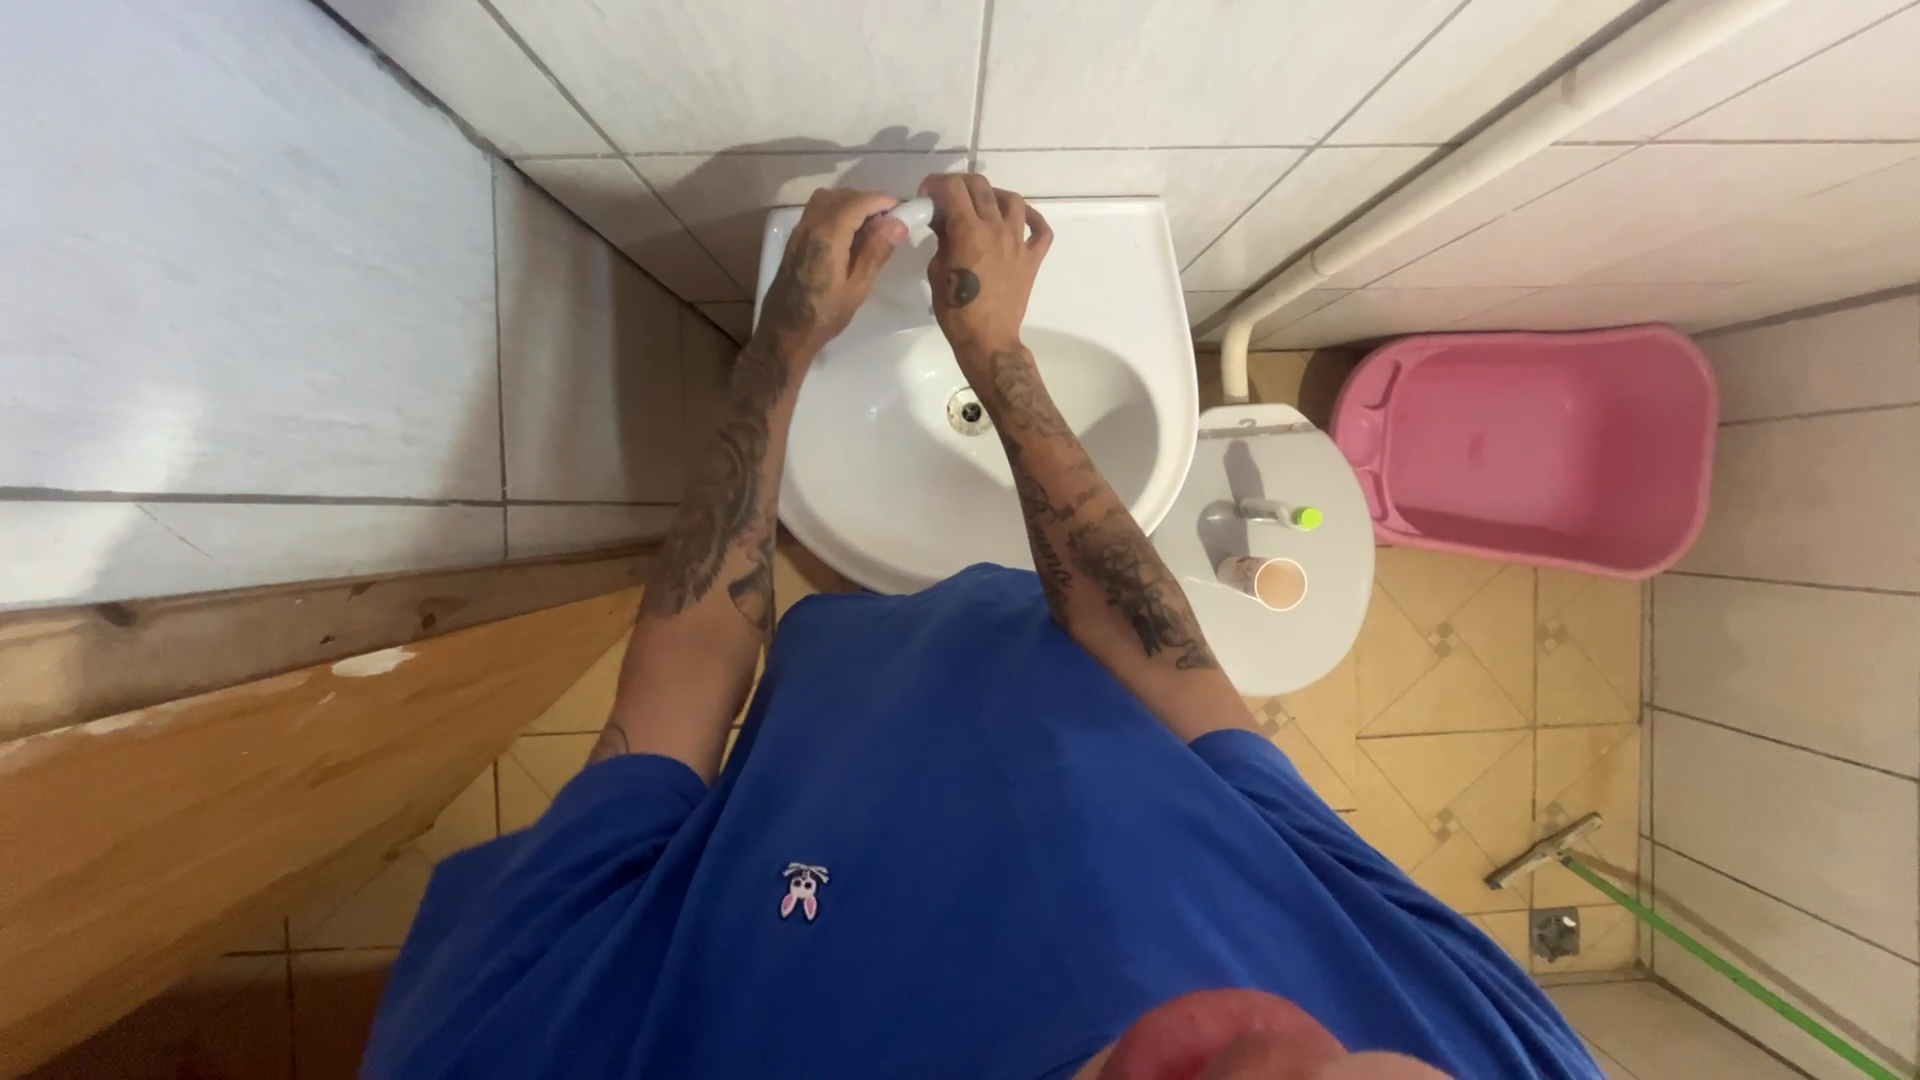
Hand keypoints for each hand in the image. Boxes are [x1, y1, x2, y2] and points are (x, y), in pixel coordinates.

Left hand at [753, 188, 906, 359]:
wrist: (785, 331)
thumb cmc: (825, 315)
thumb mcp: (857, 288)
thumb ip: (876, 252)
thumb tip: (898, 224)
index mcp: (828, 236)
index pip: (858, 203)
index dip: (882, 201)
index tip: (902, 208)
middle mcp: (811, 225)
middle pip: (843, 197)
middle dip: (869, 202)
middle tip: (890, 221)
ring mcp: (800, 230)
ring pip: (828, 200)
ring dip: (851, 205)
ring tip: (870, 227)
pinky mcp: (795, 239)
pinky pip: (818, 211)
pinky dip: (837, 212)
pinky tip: (850, 235)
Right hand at [920, 174, 1052, 373]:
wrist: (988, 340)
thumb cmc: (957, 312)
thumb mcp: (937, 273)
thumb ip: (941, 241)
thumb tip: (943, 222)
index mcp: (968, 232)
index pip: (953, 188)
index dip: (936, 184)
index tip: (928, 196)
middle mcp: (996, 229)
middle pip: (981, 186)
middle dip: (960, 185)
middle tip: (950, 199)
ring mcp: (1018, 243)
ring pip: (1012, 200)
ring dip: (994, 196)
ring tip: (983, 207)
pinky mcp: (1033, 259)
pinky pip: (1041, 229)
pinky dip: (1032, 218)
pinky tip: (1019, 220)